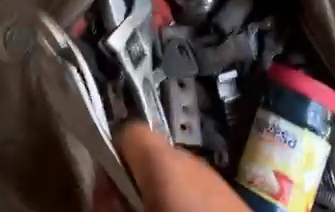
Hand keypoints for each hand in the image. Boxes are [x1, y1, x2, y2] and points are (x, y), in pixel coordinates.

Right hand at [103, 122, 246, 211]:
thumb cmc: (180, 211)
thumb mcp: (133, 209)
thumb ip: (110, 198)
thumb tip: (103, 192)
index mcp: (162, 158)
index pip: (127, 131)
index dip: (111, 157)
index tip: (105, 189)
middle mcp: (187, 156)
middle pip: (149, 153)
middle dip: (134, 179)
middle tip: (127, 207)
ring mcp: (212, 175)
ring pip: (173, 171)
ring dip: (159, 190)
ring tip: (155, 211)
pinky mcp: (231, 195)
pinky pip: (196, 188)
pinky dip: (184, 200)